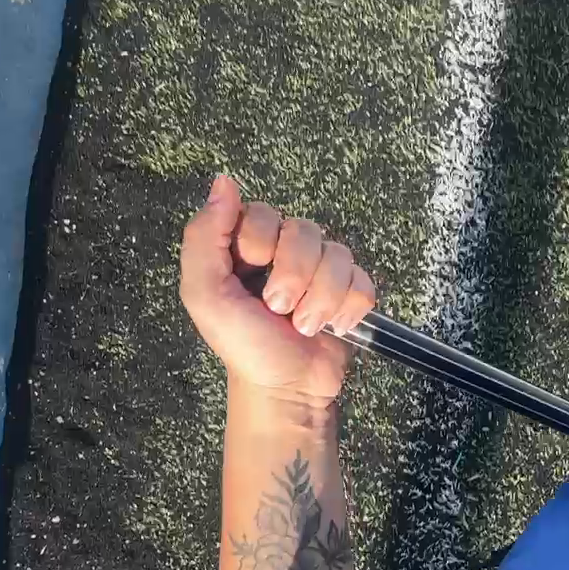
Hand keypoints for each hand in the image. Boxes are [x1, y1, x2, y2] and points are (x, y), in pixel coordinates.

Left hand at [180, 175, 376, 403]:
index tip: (252, 273)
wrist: (288, 388)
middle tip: (280, 309)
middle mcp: (286, 253)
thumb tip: (225, 181)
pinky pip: (364, 281)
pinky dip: (351, 308)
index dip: (262, 242)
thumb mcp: (205, 294)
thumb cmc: (244, 345)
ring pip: (339, 255)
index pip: (265, 213)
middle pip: (306, 230)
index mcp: (247, 247)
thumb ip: (204, 237)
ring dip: (323, 298)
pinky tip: (336, 327)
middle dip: (295, 275)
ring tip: (306, 326)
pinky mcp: (352, 294)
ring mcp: (323, 273)